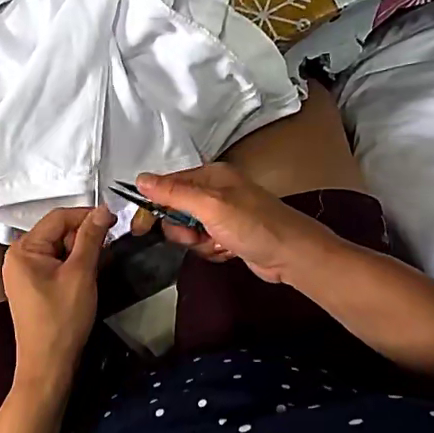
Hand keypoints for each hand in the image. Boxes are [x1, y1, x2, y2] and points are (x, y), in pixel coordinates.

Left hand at [3, 205, 113, 392]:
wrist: (48, 364)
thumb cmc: (61, 321)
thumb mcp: (81, 274)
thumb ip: (91, 238)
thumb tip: (102, 211)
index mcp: (22, 249)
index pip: (58, 217)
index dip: (87, 216)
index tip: (113, 219)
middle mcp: (17, 256)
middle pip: (57, 231)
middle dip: (84, 237)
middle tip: (107, 248)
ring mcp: (23, 272)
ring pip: (58, 248)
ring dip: (81, 252)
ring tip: (98, 265)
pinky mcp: (32, 285)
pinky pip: (55, 264)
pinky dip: (73, 265)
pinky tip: (88, 275)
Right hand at [136, 164, 328, 283]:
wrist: (293, 255)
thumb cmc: (255, 225)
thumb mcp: (210, 206)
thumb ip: (174, 192)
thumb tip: (140, 179)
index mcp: (210, 176)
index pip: (167, 185)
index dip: (152, 205)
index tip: (142, 226)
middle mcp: (214, 191)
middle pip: (174, 210)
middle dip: (181, 229)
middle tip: (194, 236)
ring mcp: (221, 214)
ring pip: (187, 230)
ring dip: (197, 242)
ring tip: (216, 243)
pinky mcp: (227, 234)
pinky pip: (202, 242)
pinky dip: (209, 249)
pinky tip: (226, 250)